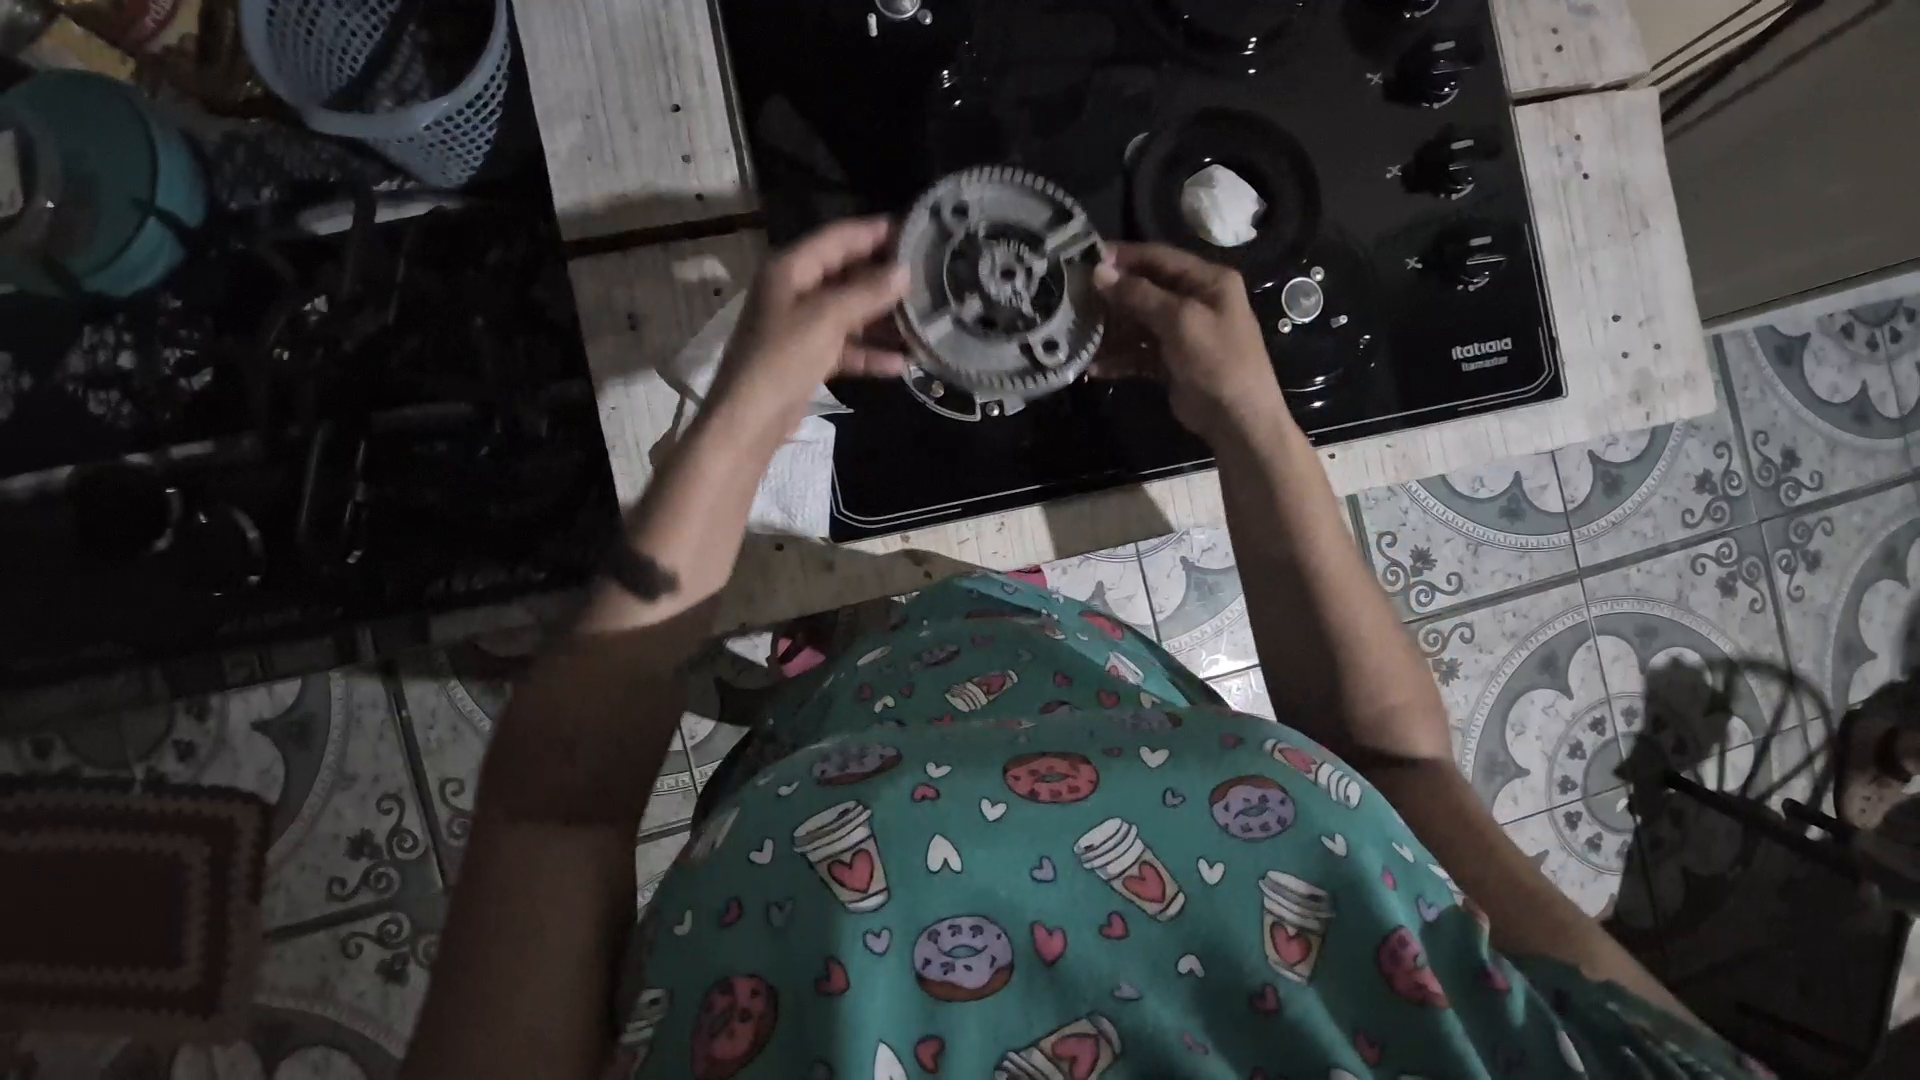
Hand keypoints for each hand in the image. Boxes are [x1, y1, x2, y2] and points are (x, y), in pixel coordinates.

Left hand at [706, 217, 909, 441]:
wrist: (749, 419)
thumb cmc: (782, 359)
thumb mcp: (827, 319)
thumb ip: (866, 293)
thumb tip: (903, 272)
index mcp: (790, 269)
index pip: (838, 238)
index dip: (875, 232)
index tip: (915, 232)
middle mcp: (794, 292)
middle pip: (846, 276)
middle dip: (884, 280)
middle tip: (927, 279)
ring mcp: (800, 327)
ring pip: (849, 314)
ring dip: (882, 321)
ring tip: (922, 322)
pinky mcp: (808, 359)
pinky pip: (845, 348)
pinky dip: (869, 354)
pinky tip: (900, 364)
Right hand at [1093, 242, 1289, 443]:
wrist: (1237, 418)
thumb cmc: (1216, 360)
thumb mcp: (1180, 320)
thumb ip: (1139, 295)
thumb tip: (1099, 272)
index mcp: (1207, 281)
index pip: (1159, 257)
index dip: (1123, 257)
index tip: (1086, 259)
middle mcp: (1195, 301)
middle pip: (1145, 290)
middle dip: (1111, 297)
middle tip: (1075, 299)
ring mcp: (1182, 334)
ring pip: (1138, 324)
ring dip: (1111, 332)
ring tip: (1080, 337)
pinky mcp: (1171, 362)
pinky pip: (1139, 354)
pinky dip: (1119, 359)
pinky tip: (1095, 367)